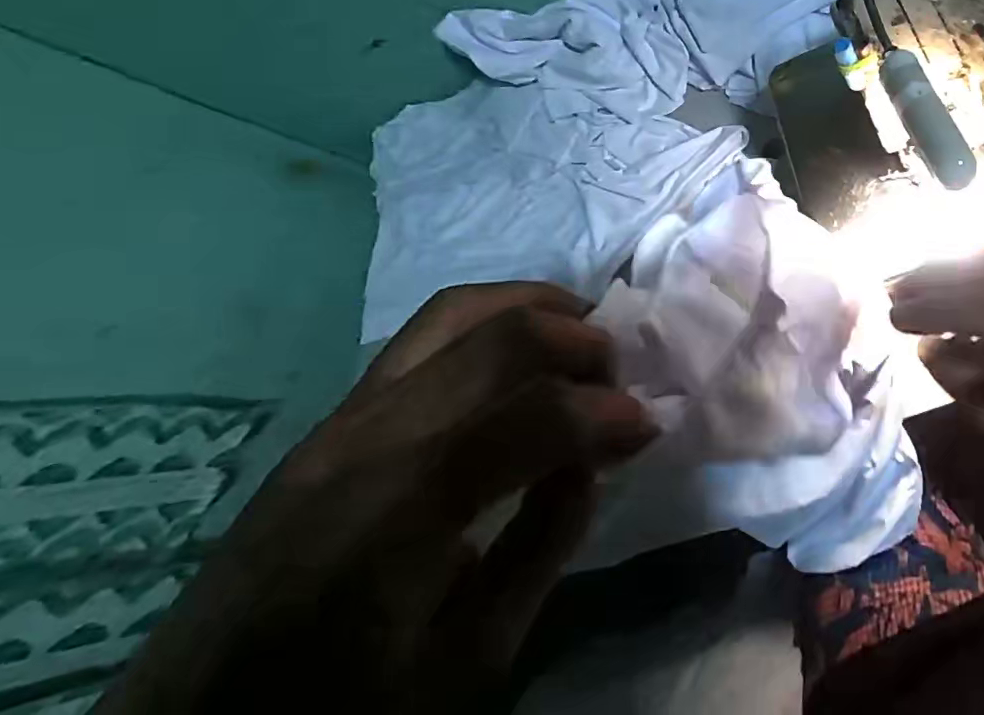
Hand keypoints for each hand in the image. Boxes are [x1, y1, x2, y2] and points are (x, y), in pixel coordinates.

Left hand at [101, 282, 656, 712]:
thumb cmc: (342, 706)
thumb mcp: (469, 657)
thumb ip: (544, 545)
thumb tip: (592, 460)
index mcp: (399, 513)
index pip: (533, 416)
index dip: (607, 412)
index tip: (647, 430)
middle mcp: (368, 437)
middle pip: (500, 337)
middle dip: (584, 344)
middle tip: (618, 380)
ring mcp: (345, 413)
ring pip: (458, 308)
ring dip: (539, 309)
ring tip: (583, 334)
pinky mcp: (336, 412)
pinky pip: (429, 332)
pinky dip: (497, 319)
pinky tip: (525, 349)